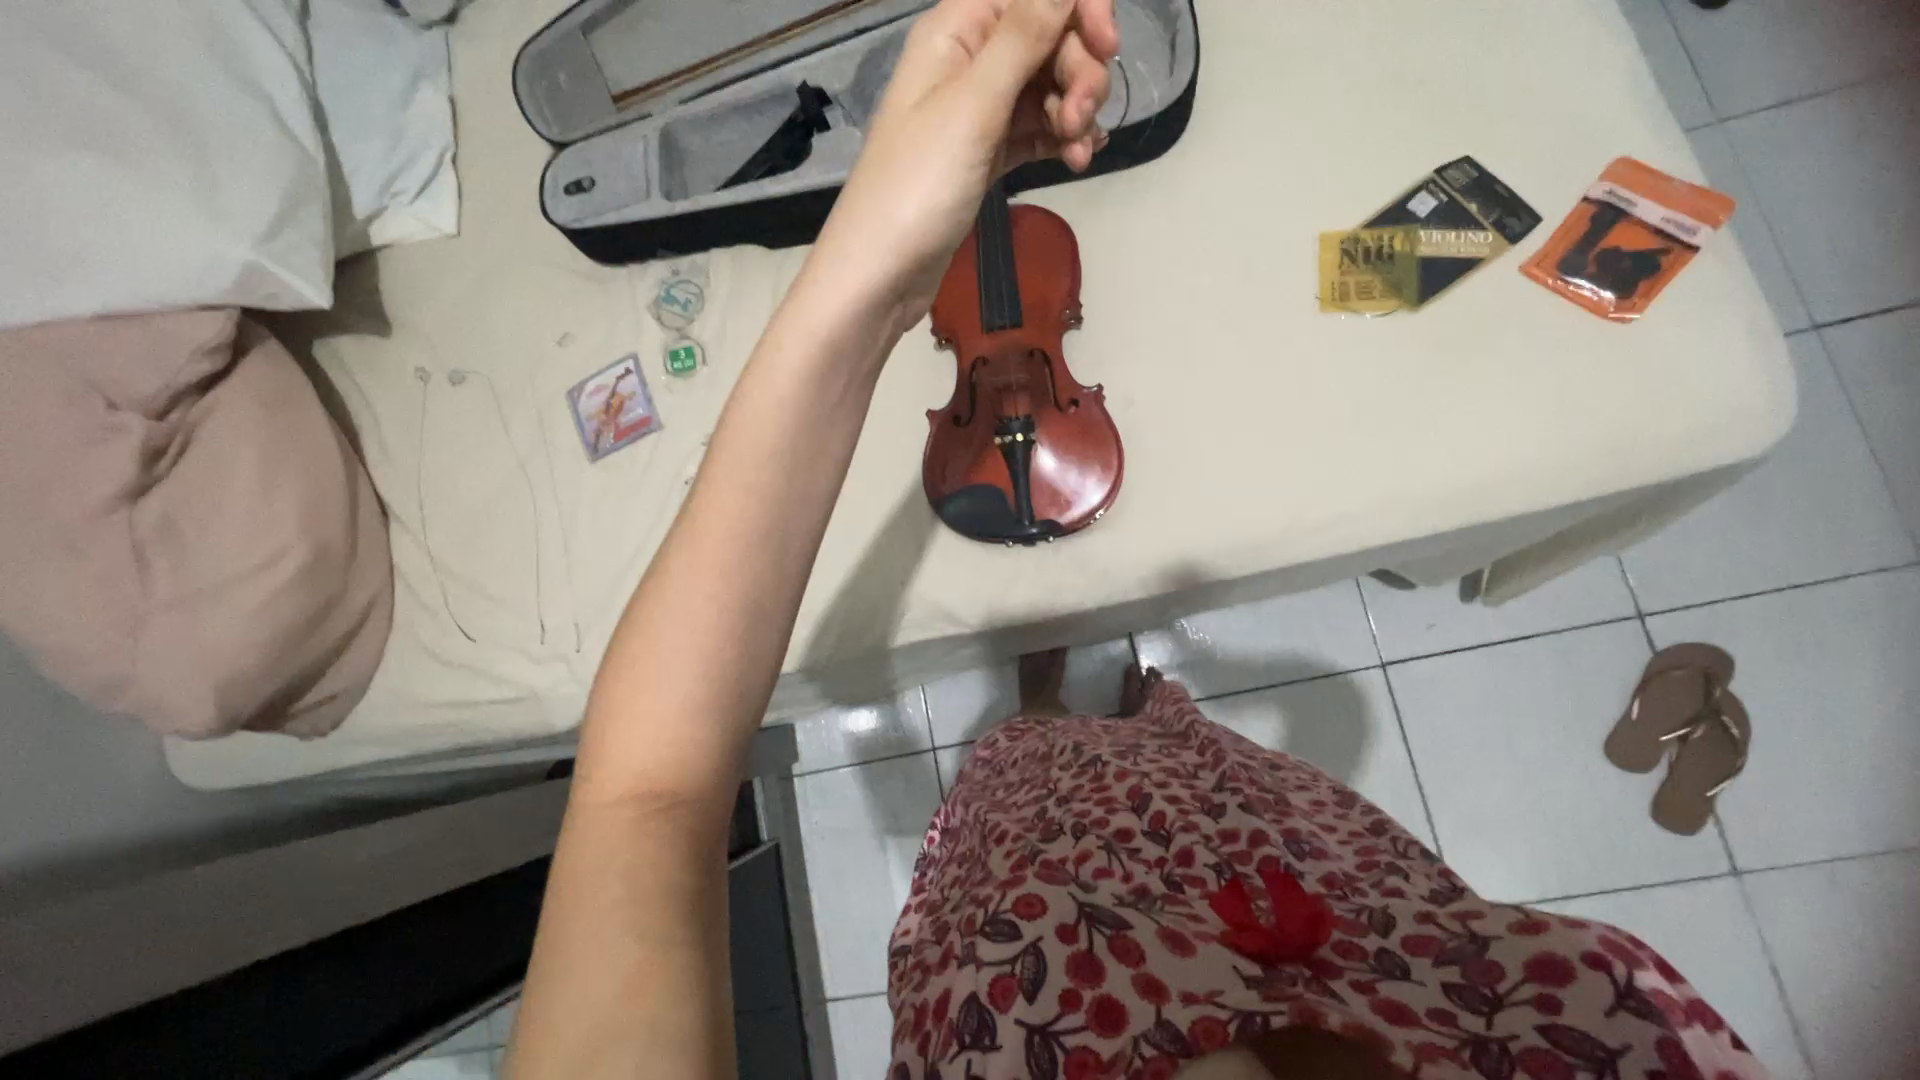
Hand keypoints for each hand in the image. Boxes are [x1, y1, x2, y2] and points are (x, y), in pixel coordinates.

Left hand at [805, 0, 1119, 330]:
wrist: (882, 272)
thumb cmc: (917, 186)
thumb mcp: (972, 105)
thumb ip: (1022, 37)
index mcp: (955, 32)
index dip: (1075, 8)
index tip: (1108, 46)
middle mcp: (967, 63)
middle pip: (1045, 40)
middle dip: (1078, 72)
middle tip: (1082, 118)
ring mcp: (977, 114)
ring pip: (1045, 89)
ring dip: (1073, 112)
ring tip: (1077, 153)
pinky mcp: (985, 157)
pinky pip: (1035, 132)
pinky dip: (1059, 142)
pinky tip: (1076, 161)